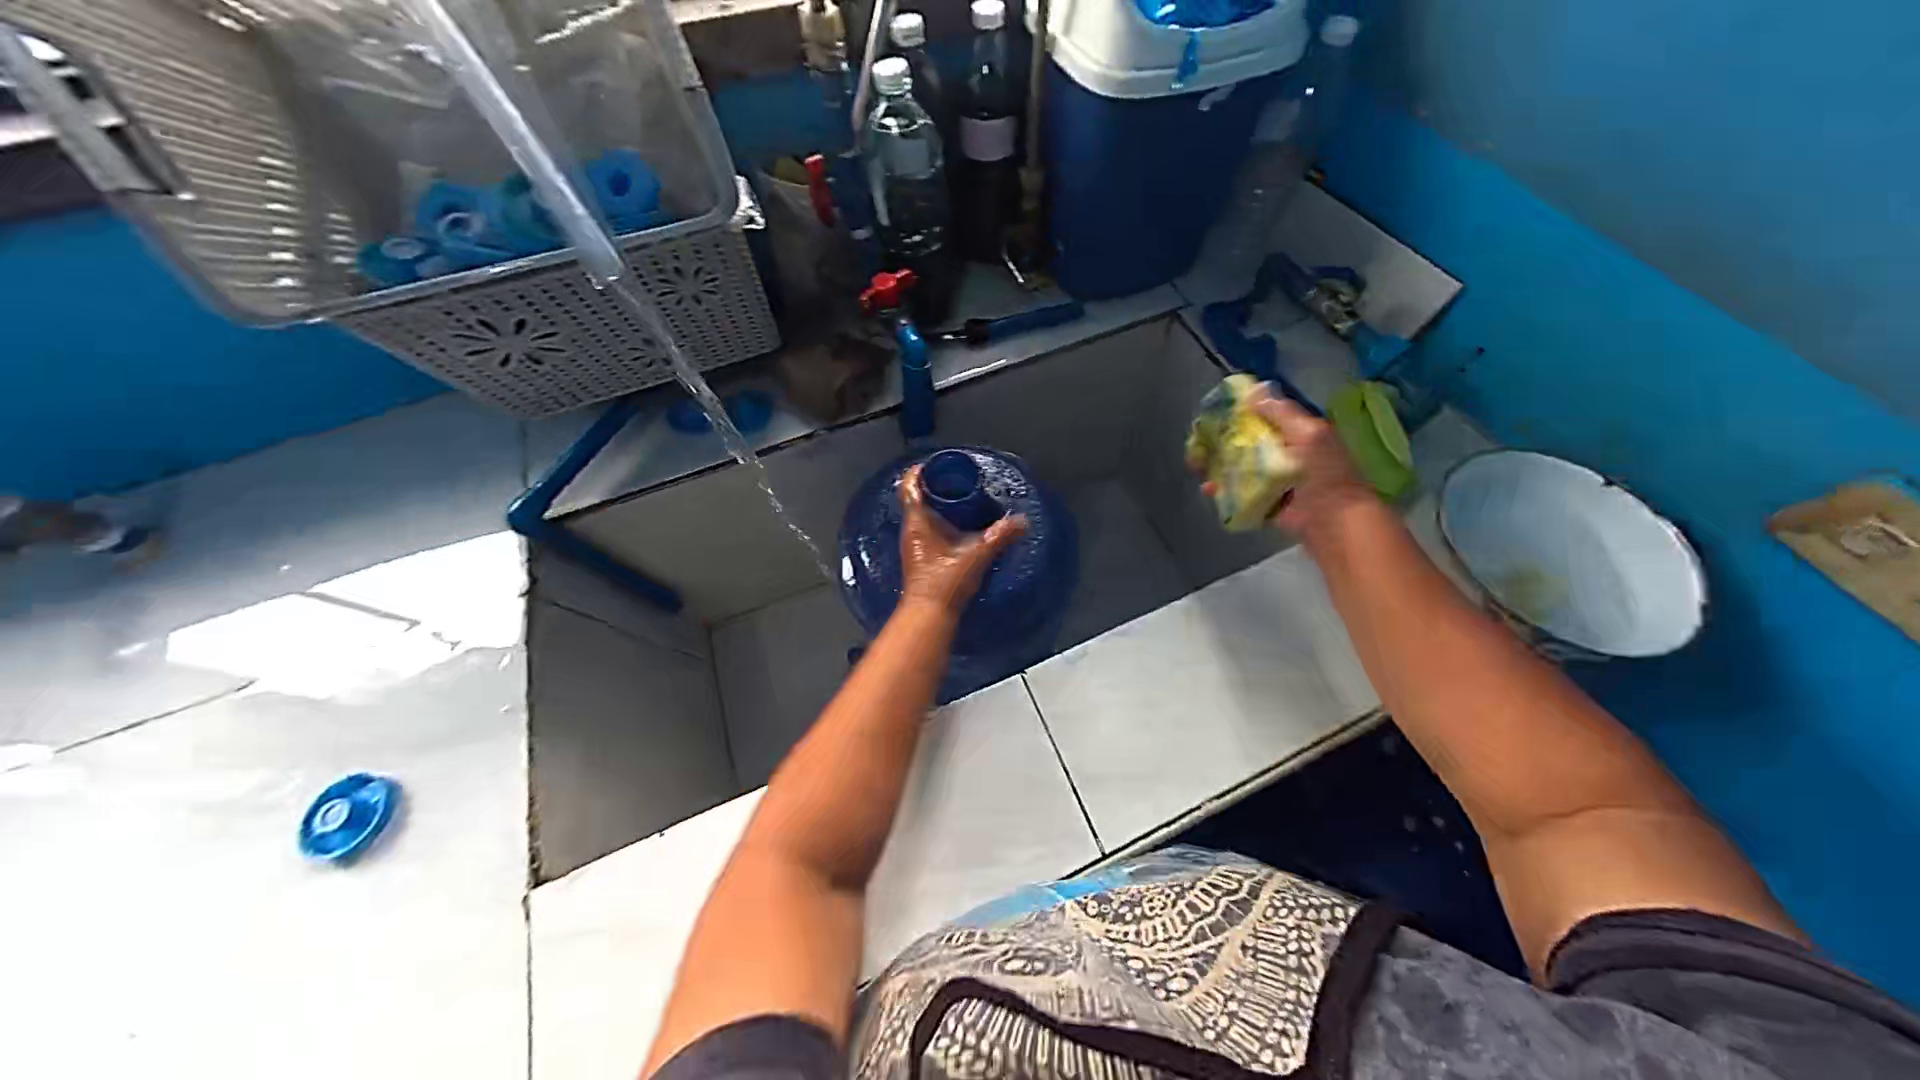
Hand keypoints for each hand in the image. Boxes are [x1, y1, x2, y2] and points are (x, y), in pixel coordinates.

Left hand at [897, 464, 1027, 617]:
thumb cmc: (944, 583)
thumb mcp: (977, 555)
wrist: (930, 615)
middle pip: (916, 499)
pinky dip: (939, 524)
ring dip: (936, 506)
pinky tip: (957, 529)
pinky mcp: (920, 560)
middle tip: (953, 480)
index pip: (909, 486)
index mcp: (917, 522)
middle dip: (932, 487)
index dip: (919, 472)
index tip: (935, 465)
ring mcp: (914, 546)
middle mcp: (911, 531)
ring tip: (959, 500)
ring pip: (921, 516)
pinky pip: (927, 532)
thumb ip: (1000, 536)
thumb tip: (1021, 522)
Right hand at [1200, 384, 1374, 535]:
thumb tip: (1254, 392)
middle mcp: (1284, 455)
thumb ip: (1282, 412)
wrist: (1332, 517)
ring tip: (1198, 465)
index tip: (1217, 412)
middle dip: (1223, 441)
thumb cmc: (1324, 471)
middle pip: (1248, 443)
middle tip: (1199, 441)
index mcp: (1298, 434)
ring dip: (1219, 466)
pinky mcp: (1264, 503)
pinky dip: (1223, 491)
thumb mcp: (1309, 432)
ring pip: (1239, 468)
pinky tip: (1208, 488)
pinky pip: (1238, 494)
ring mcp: (1273, 480)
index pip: (1266, 418)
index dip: (1242, 413)